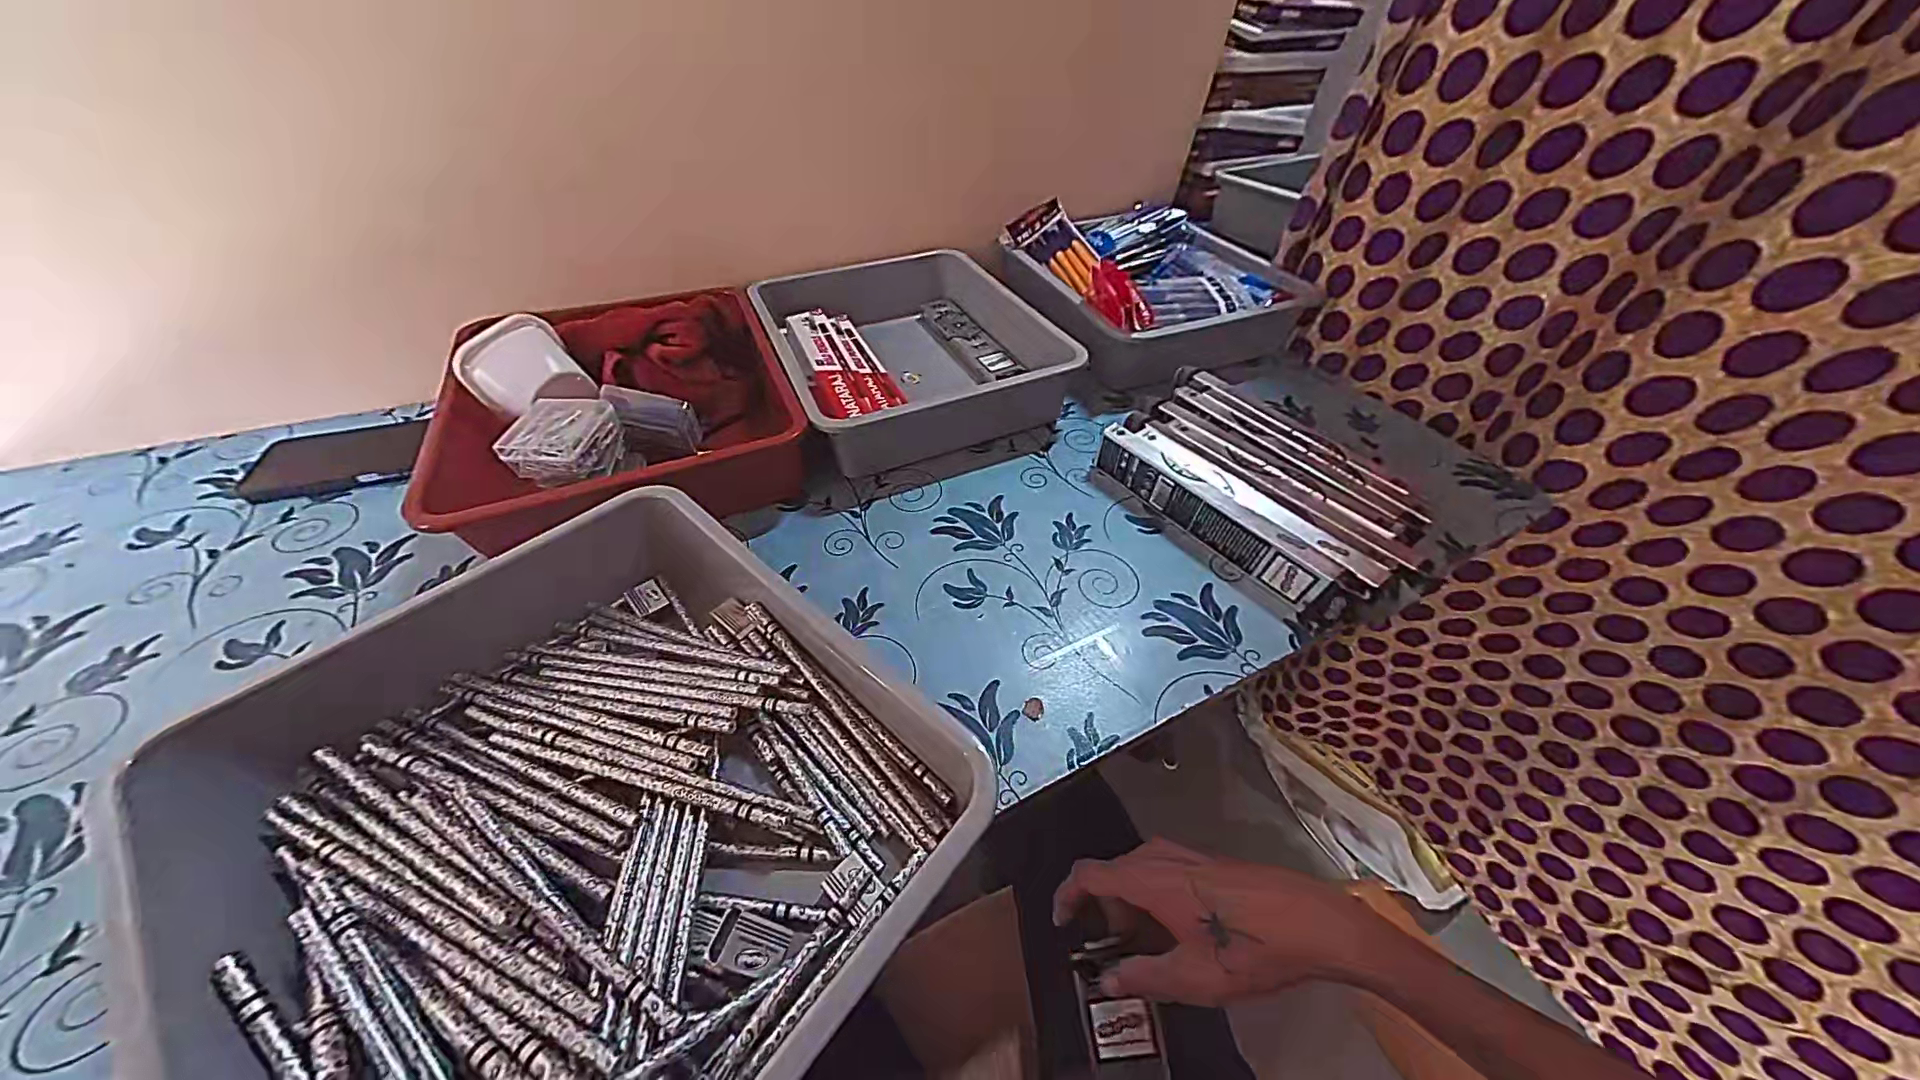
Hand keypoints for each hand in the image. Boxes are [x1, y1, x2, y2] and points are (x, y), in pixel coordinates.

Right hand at [1051, 838, 1396, 1006]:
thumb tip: (1108, 981)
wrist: (1314, 921)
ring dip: (1130, 905)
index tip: (1062, 922)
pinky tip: (1180, 932)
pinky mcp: (1206, 861)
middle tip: (1117, 950)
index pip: (1088, 873)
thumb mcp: (1192, 977)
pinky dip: (1153, 897)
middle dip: (1104, 911)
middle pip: (1111, 872)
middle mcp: (1161, 856)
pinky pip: (1161, 871)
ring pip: (1136, 871)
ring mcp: (1186, 854)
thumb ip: (1142, 978)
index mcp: (1149, 878)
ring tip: (1150, 946)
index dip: (1066, 895)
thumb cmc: (1250, 946)